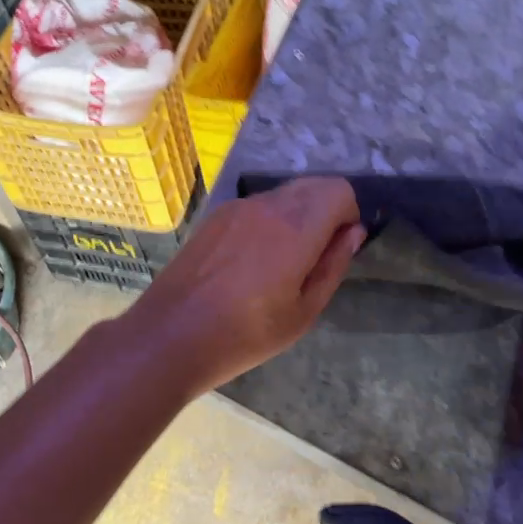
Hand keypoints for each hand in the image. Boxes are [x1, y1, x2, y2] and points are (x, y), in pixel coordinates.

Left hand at [122, 177, 362, 391]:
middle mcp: (265, 205)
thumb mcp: (302, 312)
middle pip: (312, 186)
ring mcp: (235, 208)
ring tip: (282, 266)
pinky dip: (268, 223)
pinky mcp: (213, 219)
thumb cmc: (244, 335)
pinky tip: (253, 264)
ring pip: (282, 196)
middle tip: (314, 260)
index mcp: (294, 227)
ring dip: (296, 217)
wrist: (170, 337)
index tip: (337, 250)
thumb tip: (352, 232)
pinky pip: (255, 208)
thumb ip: (332, 266)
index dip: (348, 215)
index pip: (339, 190)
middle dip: (325, 212)